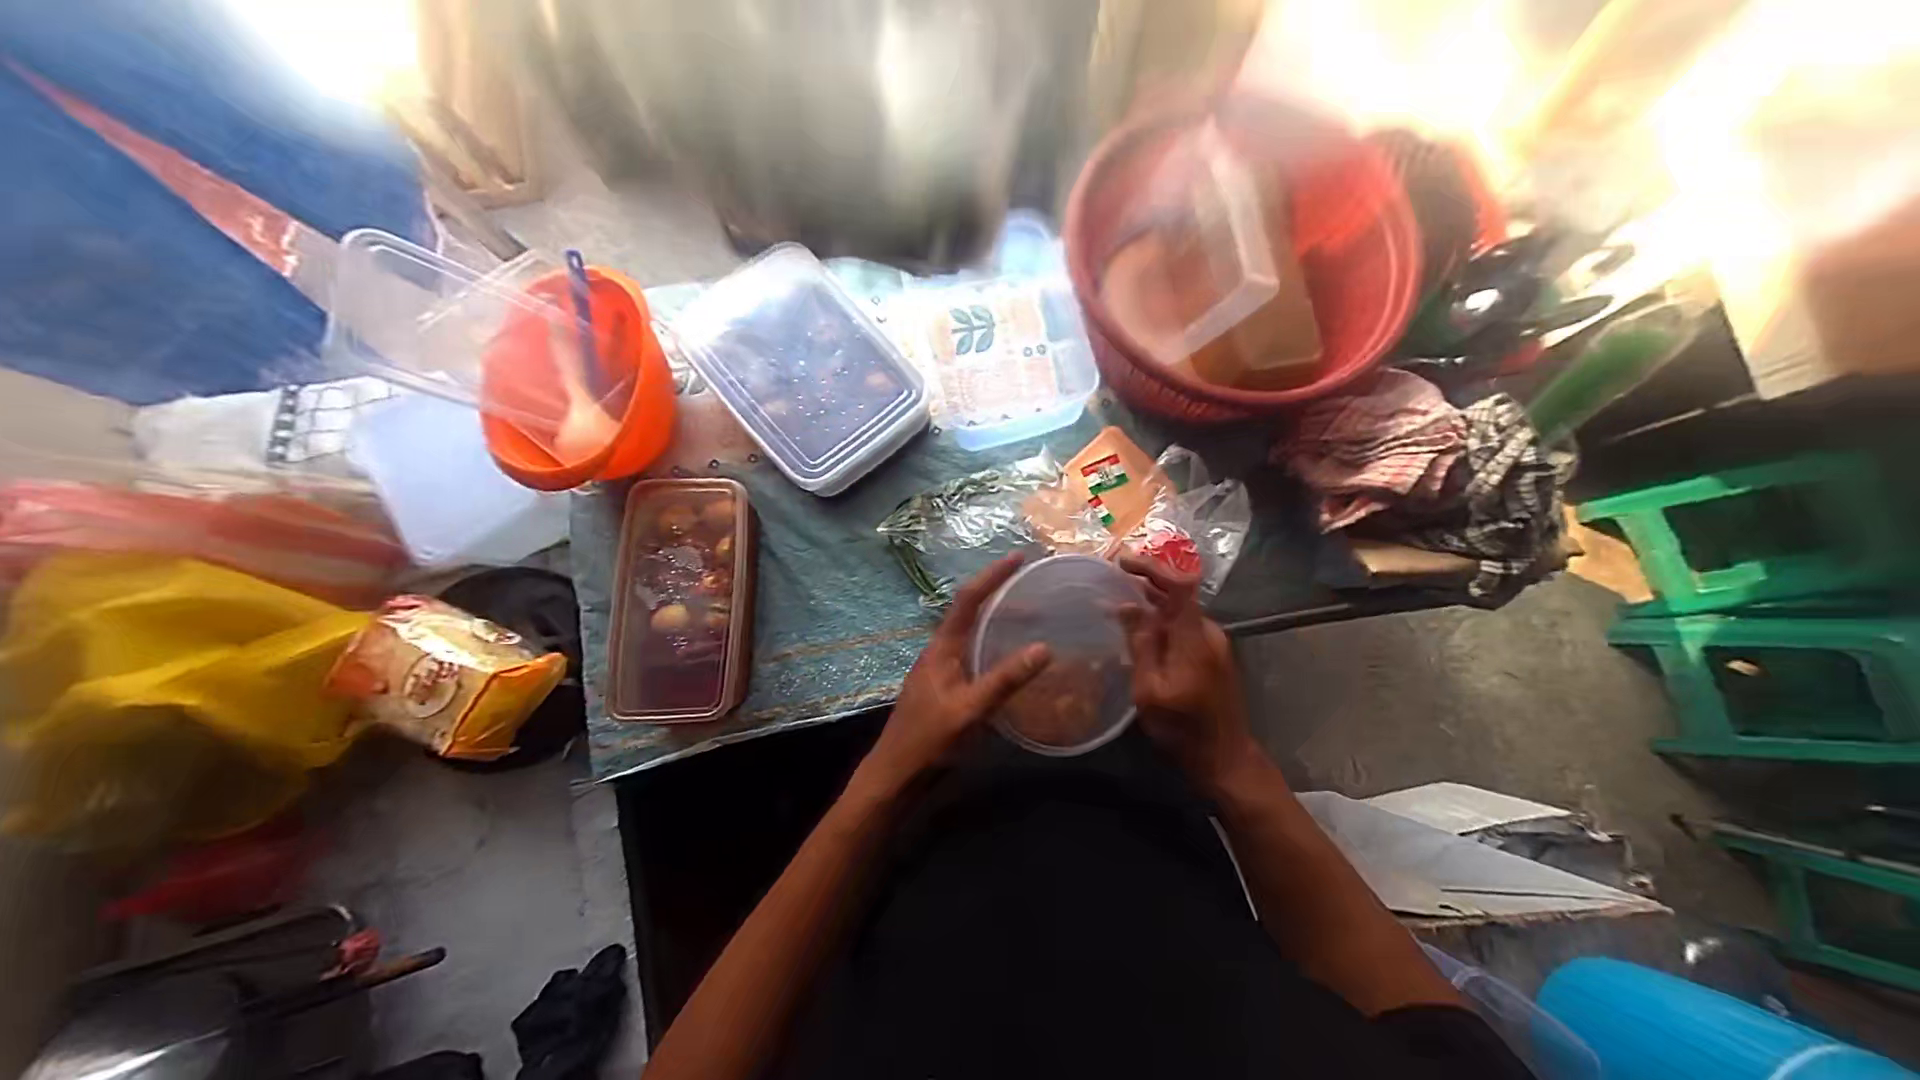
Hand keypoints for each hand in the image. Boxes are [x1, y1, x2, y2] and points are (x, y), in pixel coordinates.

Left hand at [854, 554, 1051, 797]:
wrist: (897, 775)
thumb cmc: (928, 741)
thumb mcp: (970, 710)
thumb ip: (1005, 680)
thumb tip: (1043, 647)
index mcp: (942, 648)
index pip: (967, 600)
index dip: (992, 576)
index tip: (1019, 558)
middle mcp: (942, 652)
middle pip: (971, 612)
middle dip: (1001, 595)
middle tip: (1035, 588)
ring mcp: (944, 671)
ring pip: (974, 635)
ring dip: (1000, 622)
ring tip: (1034, 618)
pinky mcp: (949, 690)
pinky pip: (976, 656)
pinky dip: (997, 648)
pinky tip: (1016, 661)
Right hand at [1117, 555, 1267, 794]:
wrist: (1226, 758)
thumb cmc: (1184, 729)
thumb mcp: (1150, 691)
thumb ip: (1141, 645)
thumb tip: (1128, 607)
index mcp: (1194, 638)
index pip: (1180, 584)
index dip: (1152, 566)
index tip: (1121, 562)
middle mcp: (1208, 632)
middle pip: (1180, 592)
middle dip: (1146, 580)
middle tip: (1111, 579)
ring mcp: (1213, 644)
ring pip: (1180, 610)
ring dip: (1152, 600)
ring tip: (1118, 600)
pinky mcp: (1212, 655)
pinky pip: (1184, 626)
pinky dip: (1161, 619)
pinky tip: (1139, 629)